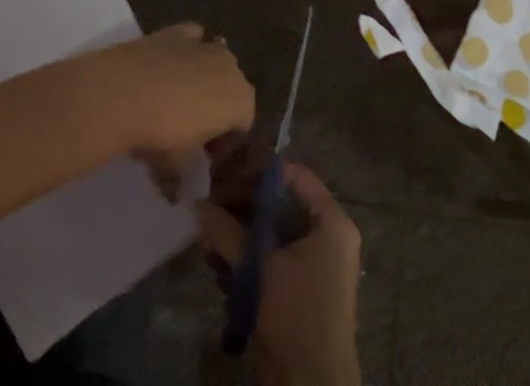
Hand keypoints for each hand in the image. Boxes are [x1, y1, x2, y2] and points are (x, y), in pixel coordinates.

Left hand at [96, 23, 254, 162]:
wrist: (121, 93)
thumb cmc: (159, 133)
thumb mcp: (175, 165)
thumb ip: (182, 176)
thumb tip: (175, 192)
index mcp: (241, 102)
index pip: (244, 123)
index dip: (226, 139)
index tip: (205, 152)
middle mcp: (231, 68)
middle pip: (232, 88)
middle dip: (218, 104)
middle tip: (191, 125)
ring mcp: (204, 46)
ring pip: (214, 59)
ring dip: (204, 74)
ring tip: (177, 94)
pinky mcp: (177, 32)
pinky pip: (191, 37)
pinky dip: (186, 47)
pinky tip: (168, 62)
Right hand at [200, 164, 361, 385]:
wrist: (310, 379)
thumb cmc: (298, 311)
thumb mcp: (262, 267)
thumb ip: (229, 232)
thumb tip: (198, 205)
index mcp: (331, 224)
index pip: (298, 177)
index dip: (263, 168)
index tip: (226, 164)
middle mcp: (325, 238)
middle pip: (279, 206)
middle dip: (242, 207)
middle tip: (208, 203)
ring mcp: (311, 265)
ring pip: (268, 235)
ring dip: (237, 237)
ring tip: (208, 240)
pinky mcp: (295, 289)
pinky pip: (267, 261)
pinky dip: (244, 262)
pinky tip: (218, 268)